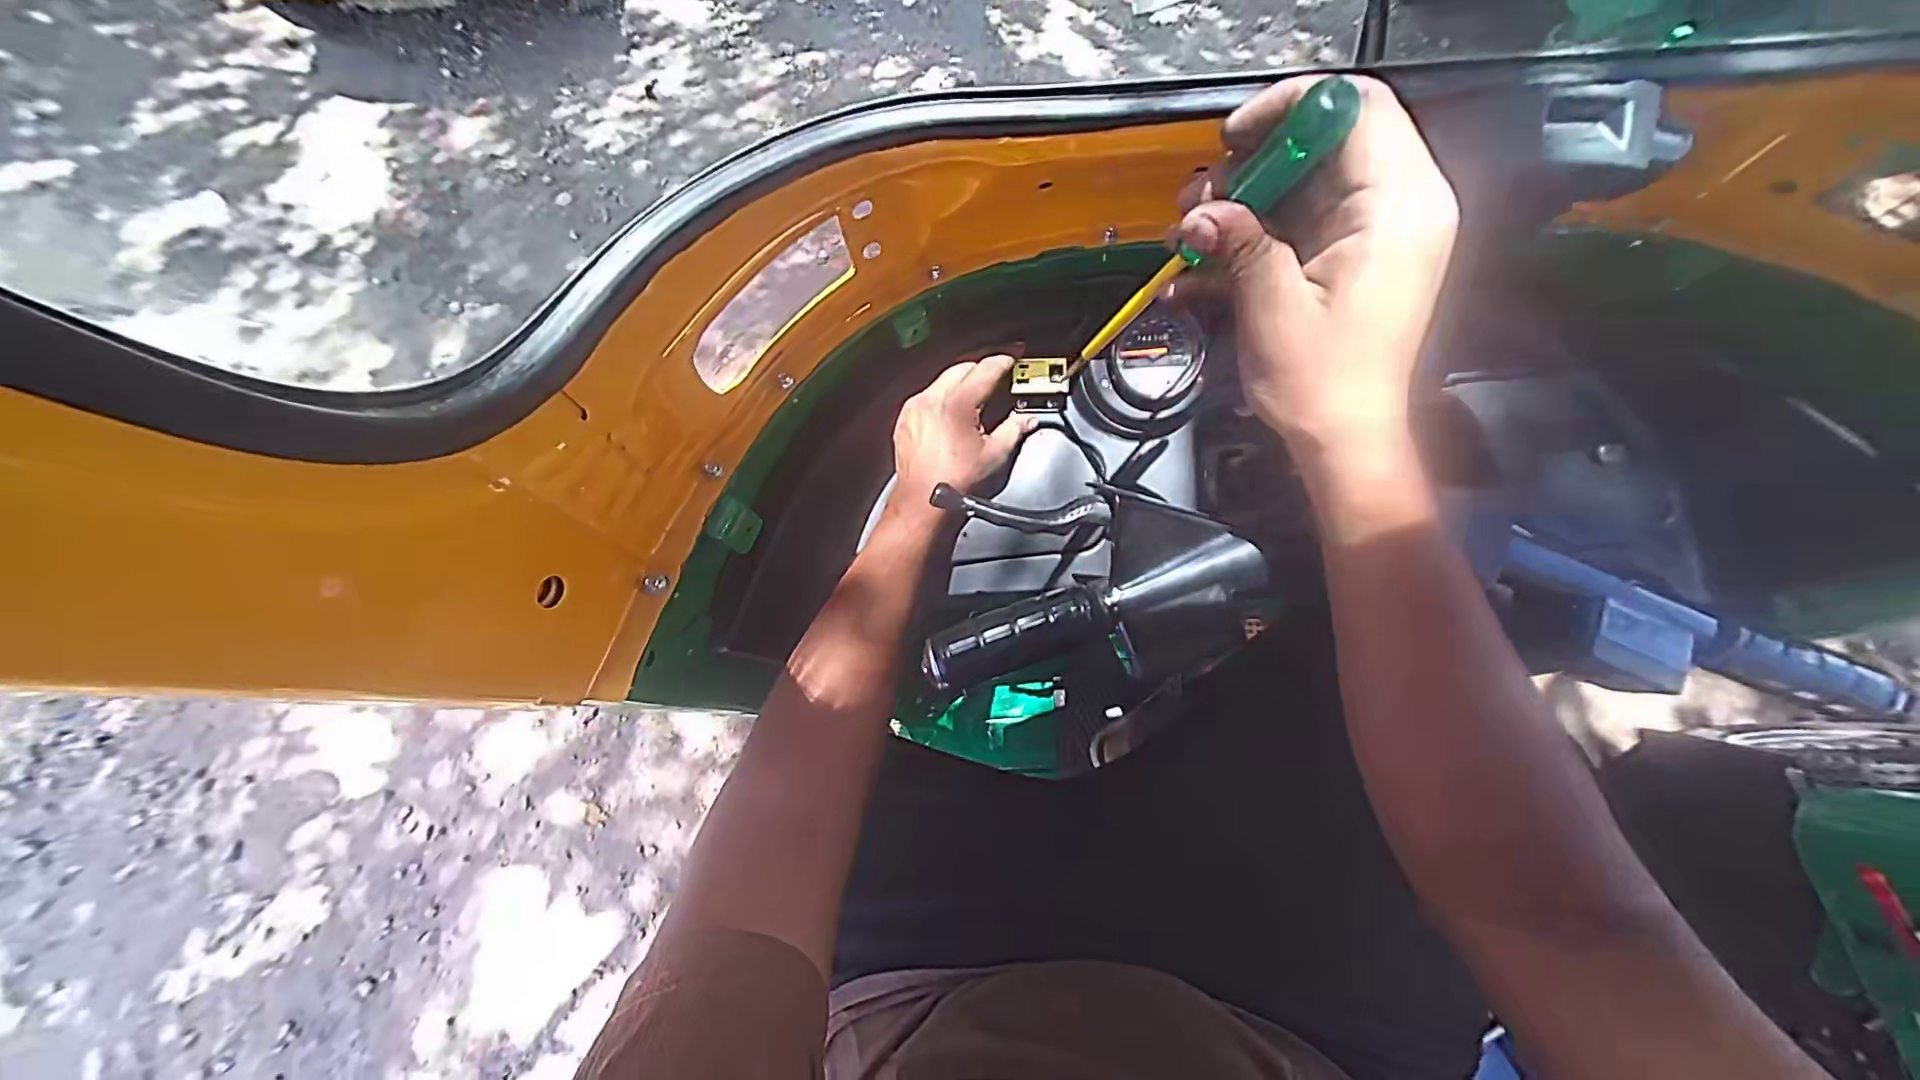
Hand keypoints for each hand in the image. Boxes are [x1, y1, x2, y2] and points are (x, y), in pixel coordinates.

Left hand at [889, 354, 1033, 526]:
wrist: (923, 505)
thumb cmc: (952, 485)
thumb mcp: (995, 456)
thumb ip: (1014, 429)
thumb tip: (1026, 420)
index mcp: (955, 405)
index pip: (986, 368)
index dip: (1006, 360)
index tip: (1016, 358)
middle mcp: (930, 401)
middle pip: (963, 367)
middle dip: (985, 369)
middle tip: (1003, 376)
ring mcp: (914, 410)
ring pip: (943, 379)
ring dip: (964, 381)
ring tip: (981, 394)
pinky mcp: (906, 420)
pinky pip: (928, 396)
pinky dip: (945, 397)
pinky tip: (956, 411)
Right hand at [1171, 75, 1457, 475]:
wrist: (1343, 439)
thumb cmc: (1322, 383)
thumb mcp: (1272, 306)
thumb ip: (1239, 244)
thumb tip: (1200, 213)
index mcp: (1397, 207)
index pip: (1355, 107)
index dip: (1289, 109)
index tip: (1231, 141)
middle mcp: (1394, 210)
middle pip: (1321, 148)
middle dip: (1249, 170)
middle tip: (1196, 203)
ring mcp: (1368, 238)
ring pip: (1299, 191)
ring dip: (1238, 211)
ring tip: (1187, 240)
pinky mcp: (1343, 264)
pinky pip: (1293, 233)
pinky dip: (1247, 247)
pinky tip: (1198, 276)